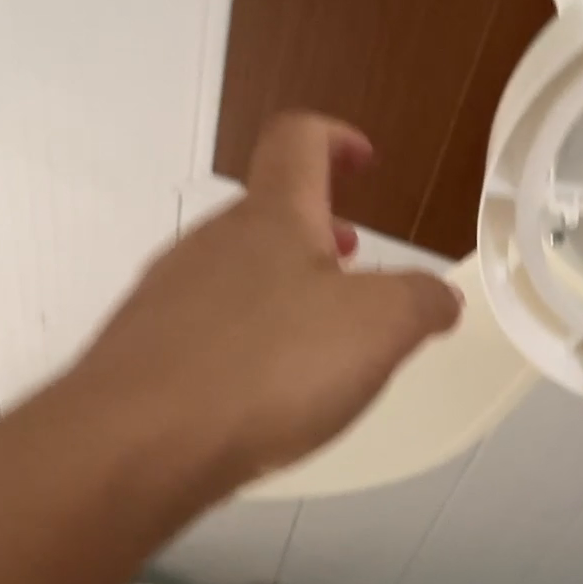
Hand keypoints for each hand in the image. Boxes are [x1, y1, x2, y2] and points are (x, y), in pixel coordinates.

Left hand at [64, 112, 463, 486]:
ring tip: (321, 342)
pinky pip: (213, 327)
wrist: (141, 444)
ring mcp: (172, 295)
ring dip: (287, 289)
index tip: (365, 160)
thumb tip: (441, 298)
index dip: (336, 139)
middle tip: (356, 271)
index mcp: (274, 219)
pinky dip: (252, 339)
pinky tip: (268, 391)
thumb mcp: (378, 329)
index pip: (300, 142)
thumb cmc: (269, 370)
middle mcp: (214, 243)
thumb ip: (421, 302)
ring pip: (240, 273)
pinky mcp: (150, 350)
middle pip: (270, 215)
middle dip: (319, 234)